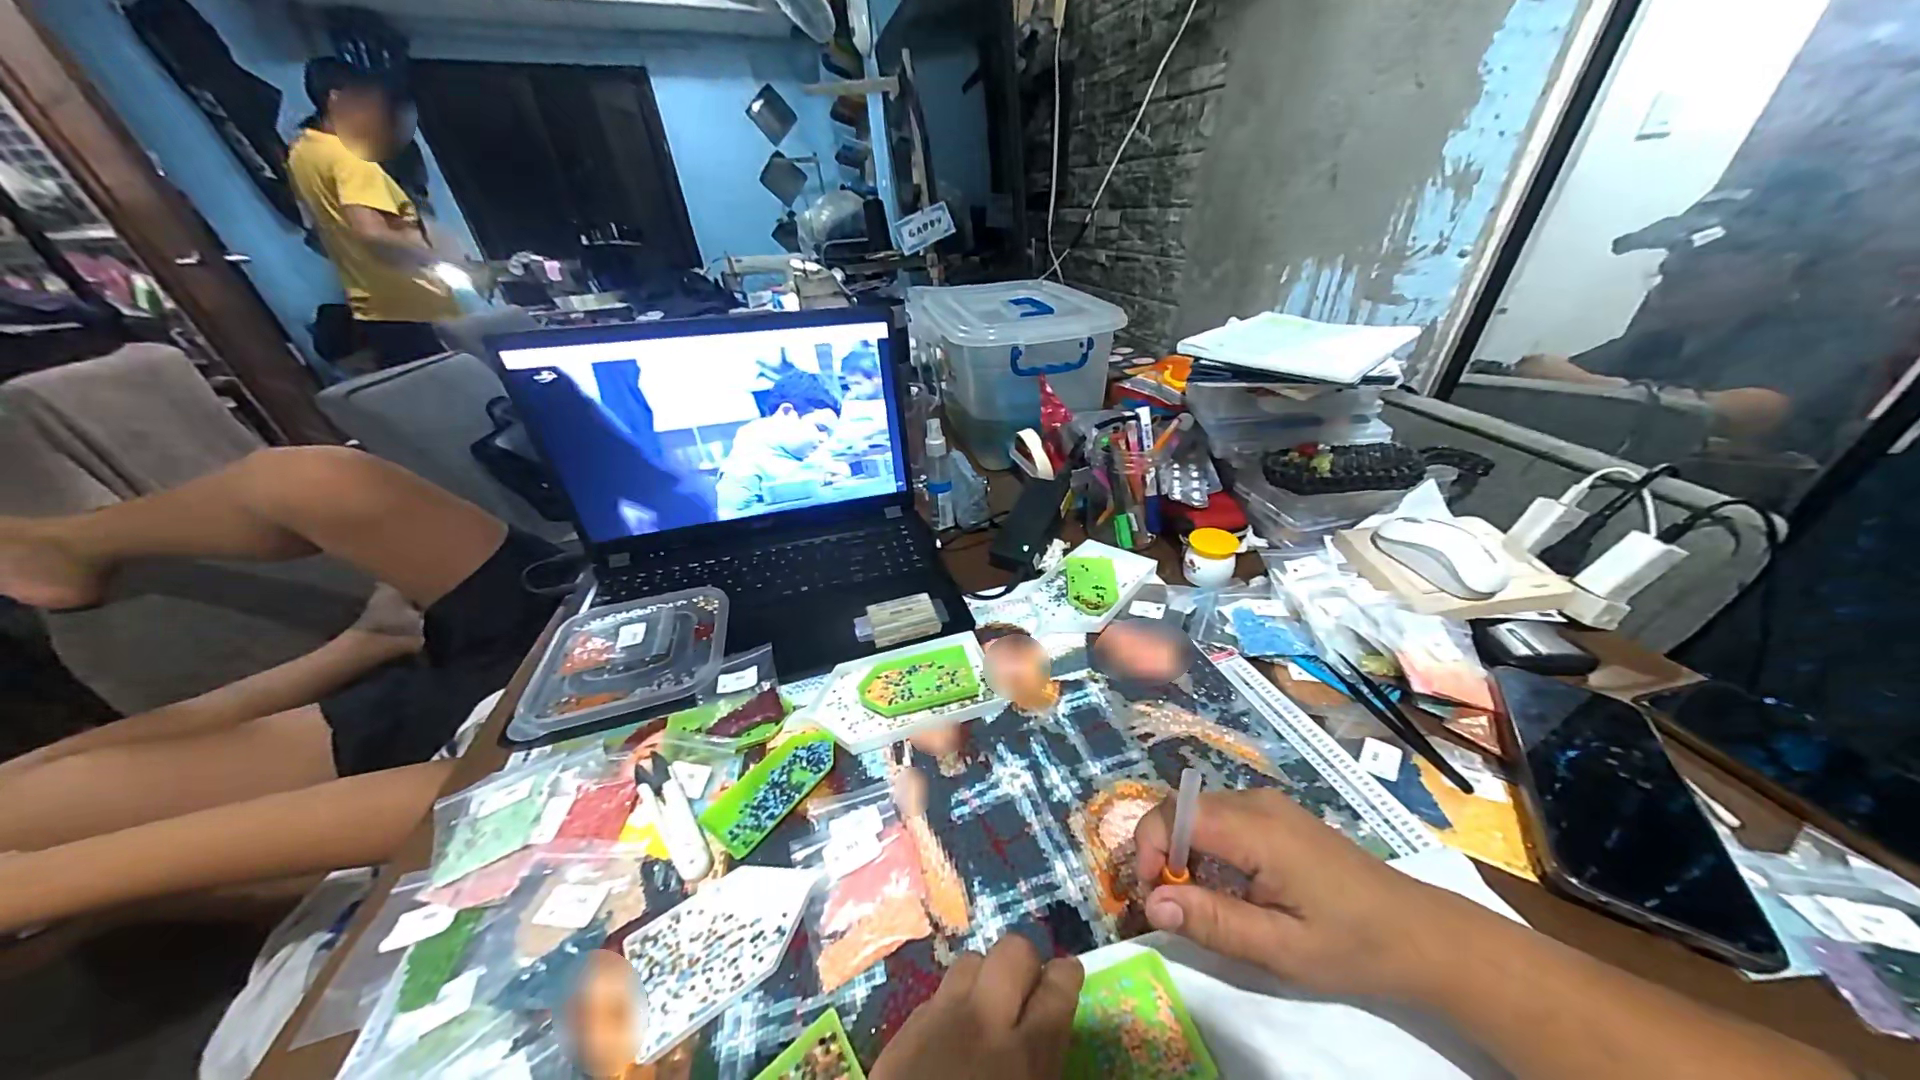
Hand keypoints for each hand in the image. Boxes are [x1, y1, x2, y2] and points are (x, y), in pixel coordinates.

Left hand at [870, 935, 1081, 1079]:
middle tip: (1028, 991)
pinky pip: (938, 994)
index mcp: (1026, 1055)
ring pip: (971, 961)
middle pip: (1013, 951)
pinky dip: (952, 1005)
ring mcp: (940, 1018)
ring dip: (986, 978)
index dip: (1067, 975)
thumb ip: (1044, 1068)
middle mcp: (984, 1022)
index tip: (1067, 978)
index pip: (1058, 985)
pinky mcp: (906, 1028)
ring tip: (988, 1009)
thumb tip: (1051, 1041)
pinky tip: (951, 1036)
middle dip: (1027, 963)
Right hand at [1134, 788, 1462, 998]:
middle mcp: (1257, 802)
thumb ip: (1213, 922)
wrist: (1422, 933)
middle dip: (1161, 849)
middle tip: (1169, 901)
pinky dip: (1205, 845)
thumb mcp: (1281, 949)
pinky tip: (1227, 886)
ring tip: (1195, 899)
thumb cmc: (1352, 945)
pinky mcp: (1276, 815)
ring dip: (1182, 849)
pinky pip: (1221, 818)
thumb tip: (1152, 903)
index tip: (1153, 892)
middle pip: (1182, 807)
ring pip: (1199, 811)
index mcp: (1257, 829)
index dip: (1149, 844)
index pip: (1176, 812)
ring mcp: (1269, 805)